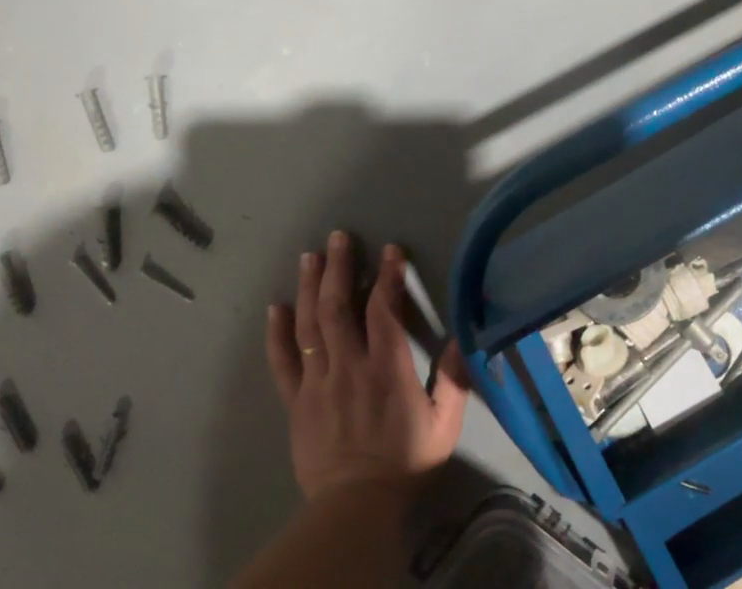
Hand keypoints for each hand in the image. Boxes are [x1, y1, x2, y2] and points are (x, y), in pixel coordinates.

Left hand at [265, 231, 469, 503]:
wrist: (355, 504)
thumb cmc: (406, 462)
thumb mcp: (444, 423)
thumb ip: (454, 379)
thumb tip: (465, 336)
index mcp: (387, 366)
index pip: (383, 308)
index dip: (388, 276)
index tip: (391, 251)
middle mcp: (349, 364)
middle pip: (338, 305)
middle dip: (339, 267)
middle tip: (339, 237)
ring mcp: (318, 381)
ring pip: (309, 324)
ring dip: (309, 286)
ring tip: (310, 256)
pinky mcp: (296, 400)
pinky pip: (282, 361)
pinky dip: (277, 332)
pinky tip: (276, 306)